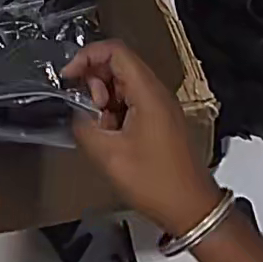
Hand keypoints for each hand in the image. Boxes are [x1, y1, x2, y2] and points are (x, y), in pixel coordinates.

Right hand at [65, 40, 223, 235]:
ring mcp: (160, 105)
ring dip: (102, 96)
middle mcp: (156, 92)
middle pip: (117, 63)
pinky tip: (110, 133)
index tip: (69, 76)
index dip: (87, 56)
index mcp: (147, 93)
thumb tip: (73, 111)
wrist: (193, 210)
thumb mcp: (107, 154)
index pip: (115, 51)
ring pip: (122, 82)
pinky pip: (130, 99)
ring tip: (99, 124)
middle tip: (86, 106)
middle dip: (93, 80)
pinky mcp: (160, 118)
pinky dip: (113, 108)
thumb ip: (82, 125)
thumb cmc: (155, 183)